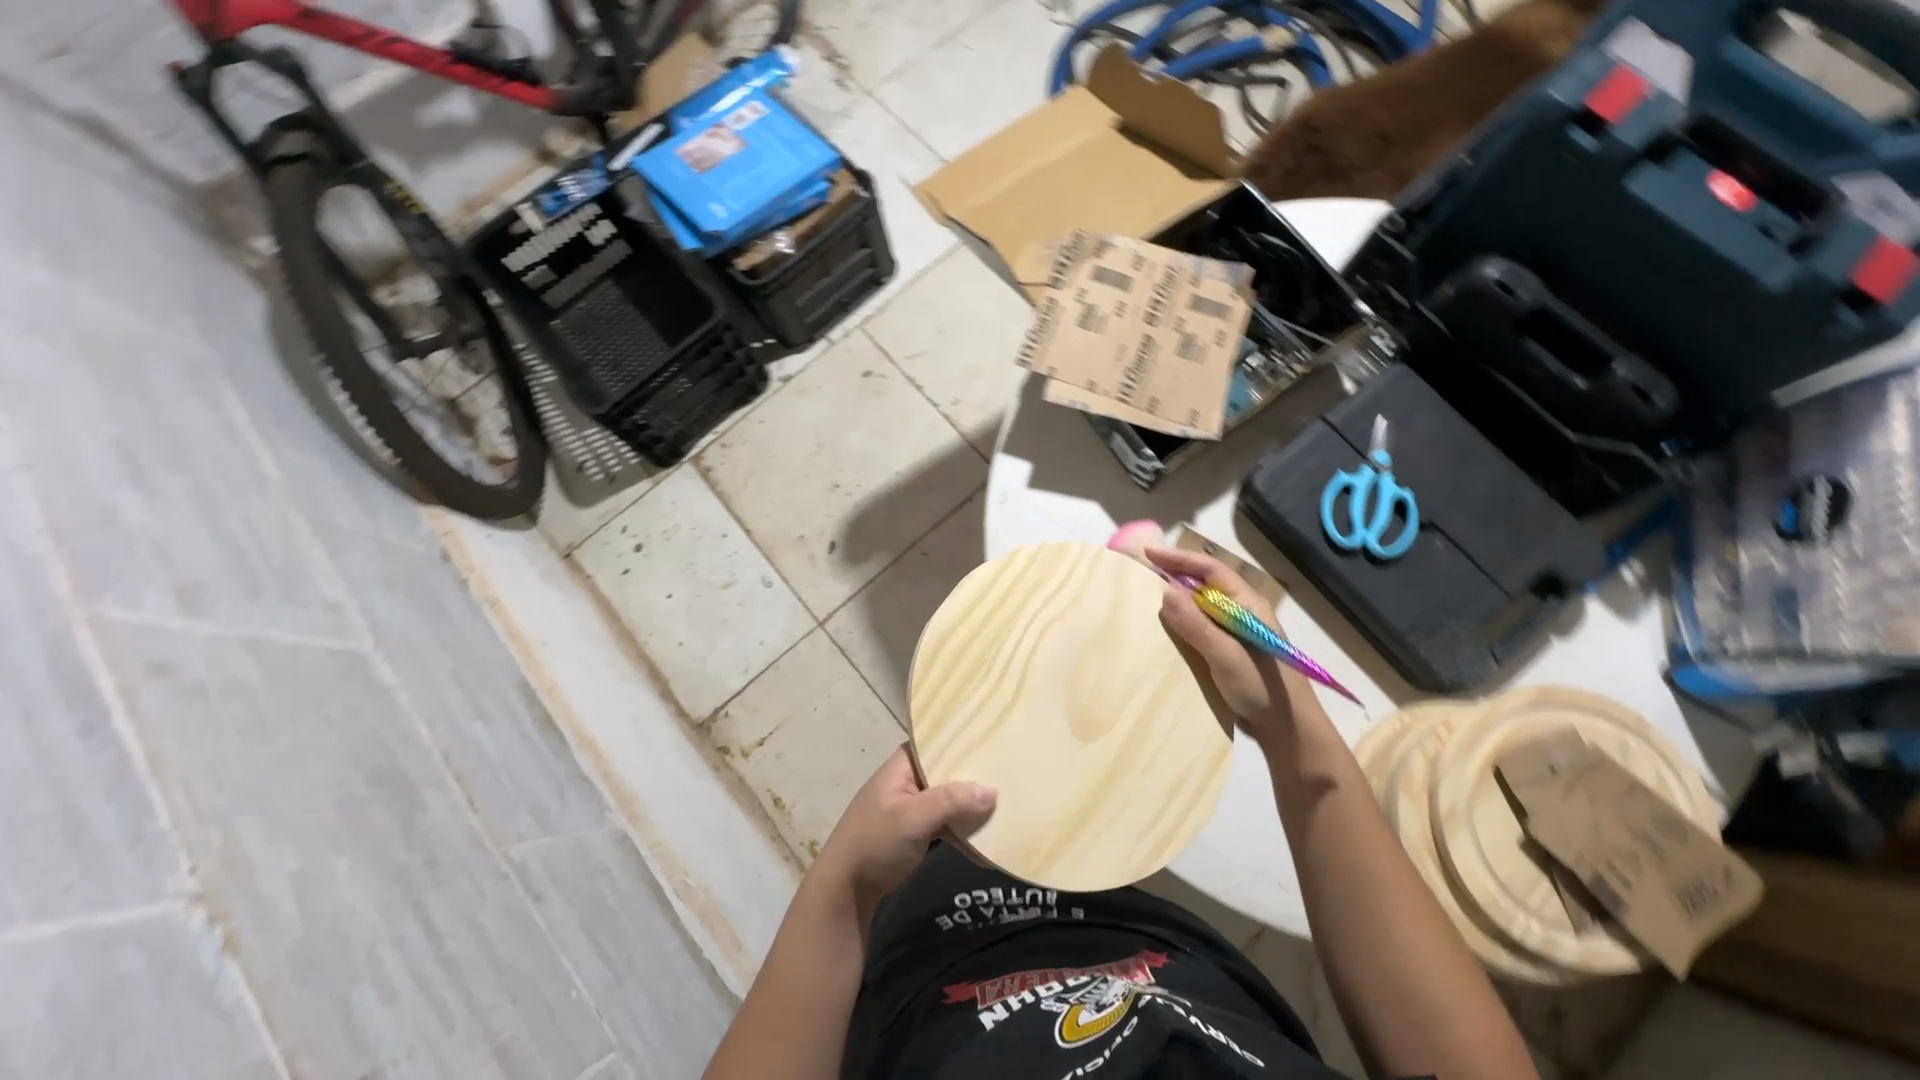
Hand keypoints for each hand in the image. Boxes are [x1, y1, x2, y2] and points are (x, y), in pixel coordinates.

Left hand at [813, 747, 995, 913]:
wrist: (846, 890)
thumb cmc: (875, 843)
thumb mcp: (912, 818)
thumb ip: (950, 801)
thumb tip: (992, 790)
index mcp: (901, 767)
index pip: (935, 742)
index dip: (962, 739)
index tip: (995, 737)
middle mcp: (907, 782)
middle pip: (946, 771)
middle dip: (974, 773)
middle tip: (1010, 769)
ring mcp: (911, 808)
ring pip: (949, 798)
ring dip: (971, 802)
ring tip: (1009, 797)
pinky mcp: (916, 832)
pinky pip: (946, 821)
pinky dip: (964, 824)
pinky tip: (989, 829)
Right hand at [1147, 545, 1306, 747]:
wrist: (1286, 731)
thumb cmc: (1261, 687)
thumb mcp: (1226, 655)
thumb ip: (1196, 624)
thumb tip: (1164, 590)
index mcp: (1247, 605)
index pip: (1211, 570)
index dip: (1179, 559)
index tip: (1148, 554)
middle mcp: (1240, 613)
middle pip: (1203, 586)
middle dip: (1173, 576)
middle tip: (1140, 574)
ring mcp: (1234, 635)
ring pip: (1199, 609)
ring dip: (1174, 603)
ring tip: (1142, 600)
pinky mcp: (1226, 655)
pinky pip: (1198, 631)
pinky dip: (1179, 627)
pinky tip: (1160, 634)